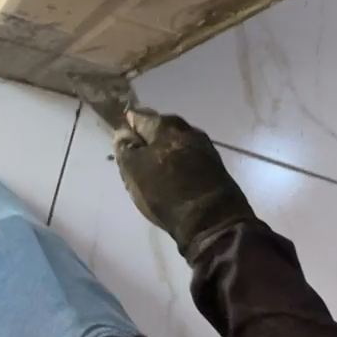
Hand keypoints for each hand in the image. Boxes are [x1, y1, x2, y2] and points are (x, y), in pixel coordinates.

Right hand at [112, 110, 254, 259]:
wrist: (211, 219)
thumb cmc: (166, 192)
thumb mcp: (134, 170)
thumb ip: (124, 149)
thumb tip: (122, 133)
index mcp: (164, 124)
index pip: (138, 117)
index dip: (128, 129)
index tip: (123, 145)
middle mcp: (186, 128)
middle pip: (158, 129)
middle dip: (147, 141)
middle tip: (135, 161)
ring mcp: (203, 145)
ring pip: (174, 143)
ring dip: (163, 152)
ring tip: (153, 171)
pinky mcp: (213, 164)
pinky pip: (187, 157)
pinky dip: (177, 163)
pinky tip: (173, 177)